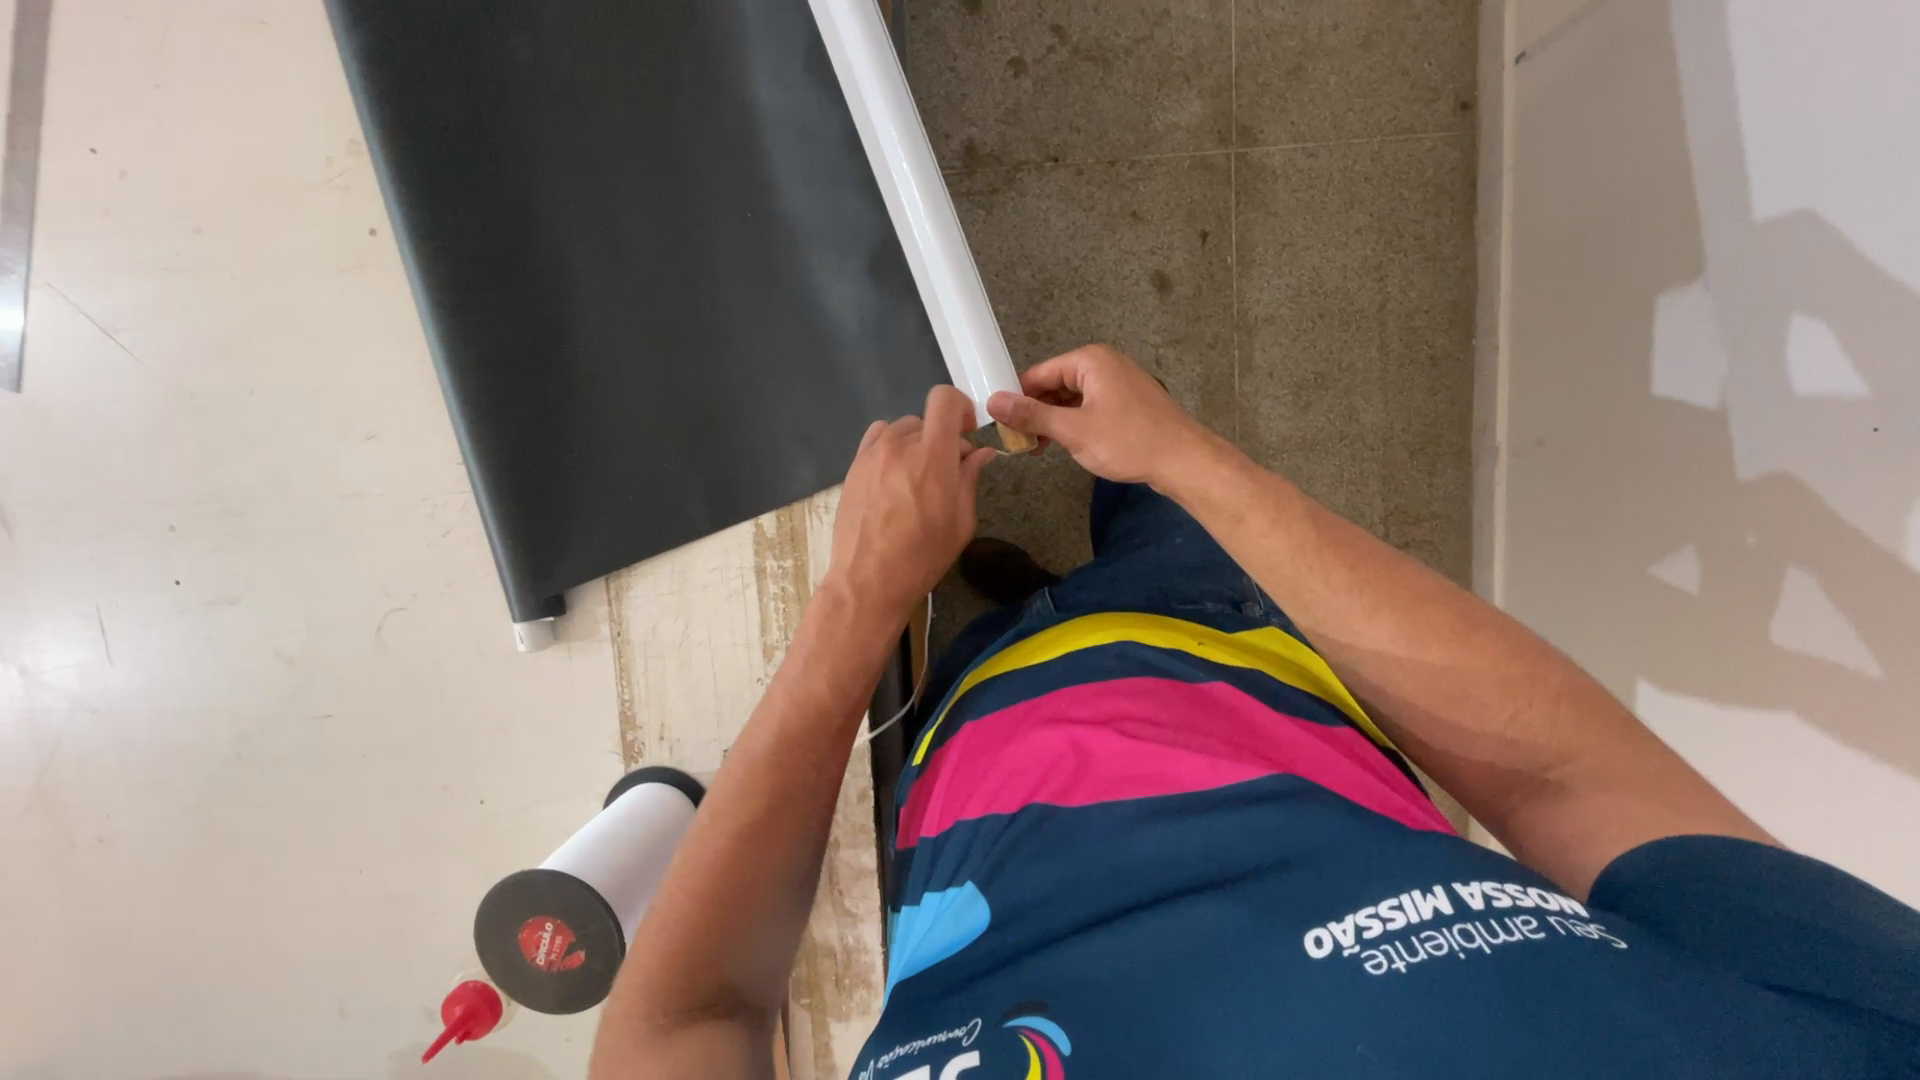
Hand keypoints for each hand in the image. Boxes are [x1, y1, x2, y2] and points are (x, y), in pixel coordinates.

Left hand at [825, 385, 998, 621]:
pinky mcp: (853, 467)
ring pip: (900, 429)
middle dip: (942, 438)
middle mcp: (899, 447)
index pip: (944, 400)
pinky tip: (894, 475)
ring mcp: (871, 455)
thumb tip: (981, 453)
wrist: (868, 581)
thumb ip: (970, 479)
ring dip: (915, 442)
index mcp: (932, 458)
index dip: (960, 407)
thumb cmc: (922, 557)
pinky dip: (891, 447)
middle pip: (926, 419)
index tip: (967, 429)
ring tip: (918, 474)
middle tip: (948, 470)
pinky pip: (876, 439)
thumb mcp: (961, 522)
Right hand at [986, 344, 1218, 486]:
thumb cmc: (1128, 442)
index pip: (1038, 374)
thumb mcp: (1073, 430)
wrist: (1183, 461)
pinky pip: (1091, 407)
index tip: (1002, 425)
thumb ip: (1031, 415)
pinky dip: (1075, 424)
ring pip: (1072, 399)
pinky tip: (1068, 445)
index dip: (1017, 399)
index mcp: (1090, 361)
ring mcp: (1119, 383)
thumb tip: (993, 402)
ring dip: (1055, 421)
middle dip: (1037, 412)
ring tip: (1039, 449)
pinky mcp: (1128, 403)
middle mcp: (1104, 364)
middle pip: (1055, 384)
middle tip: (1020, 443)